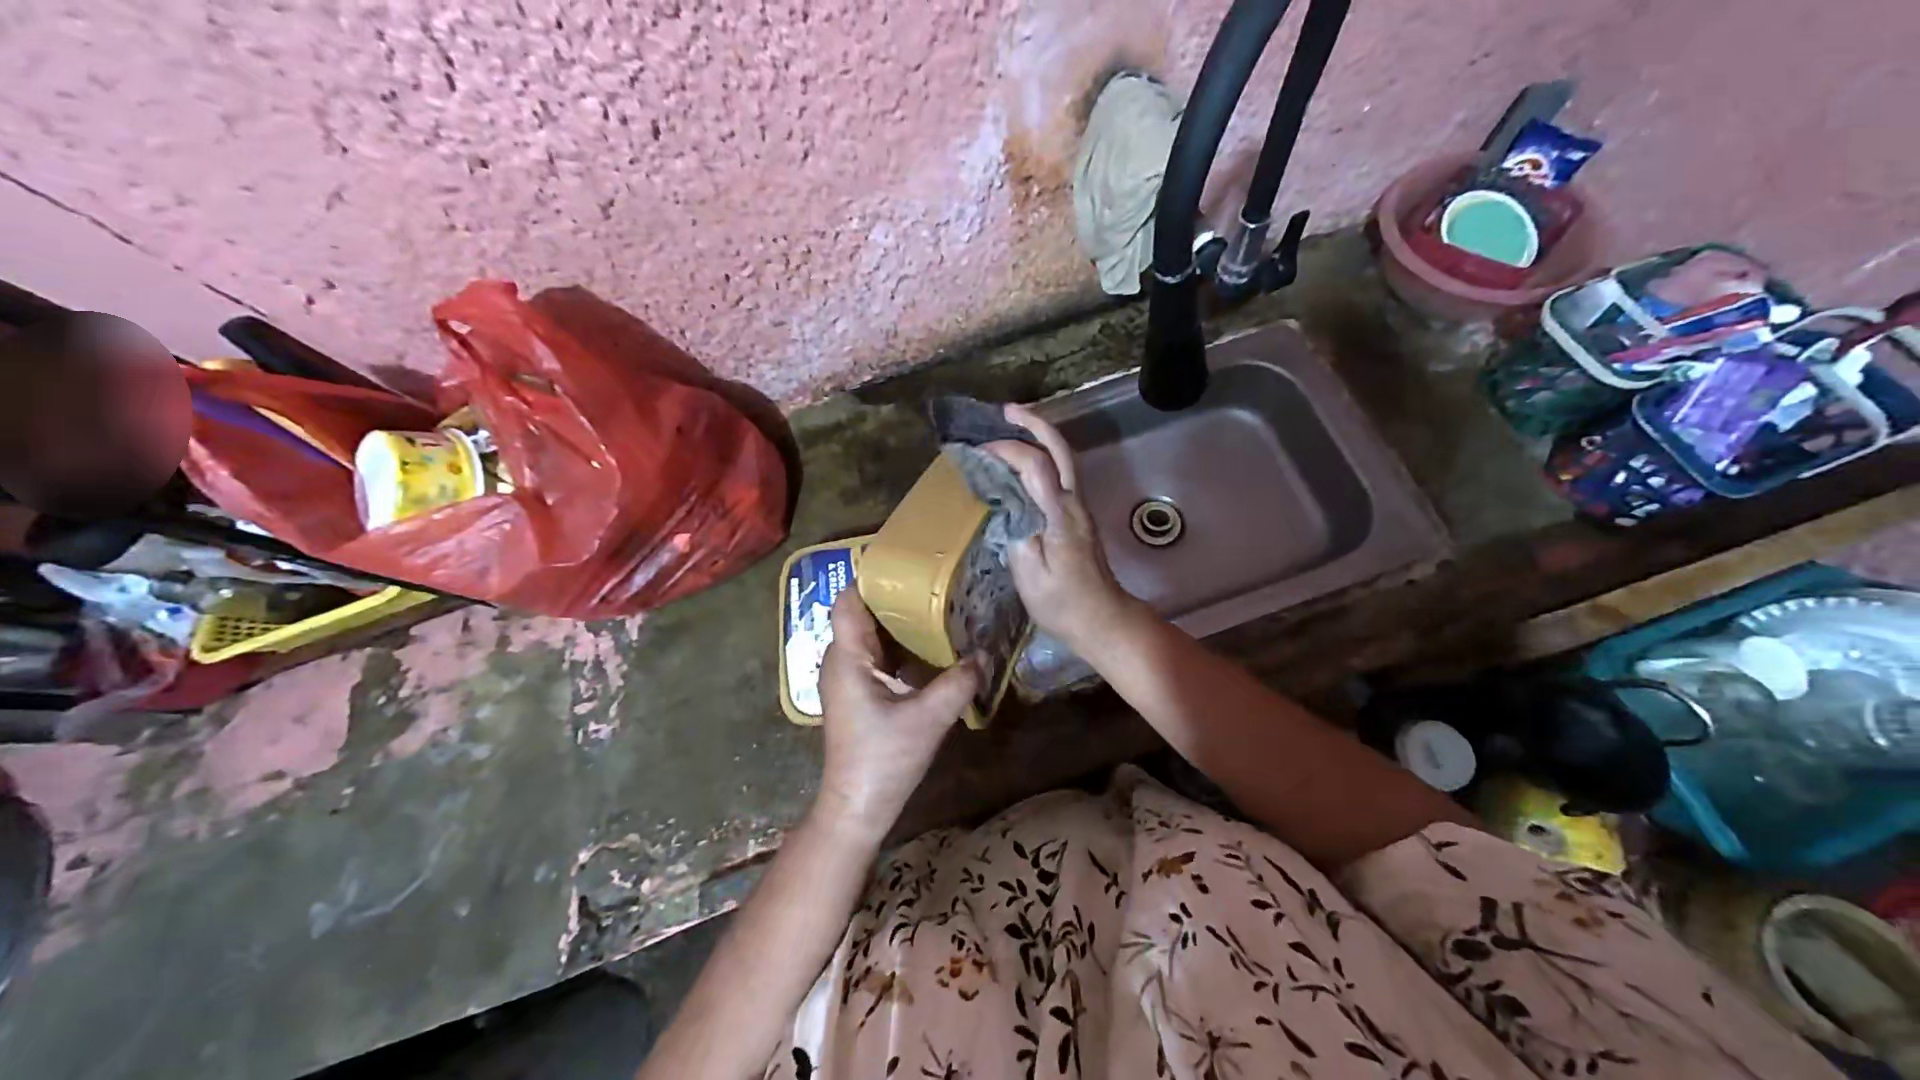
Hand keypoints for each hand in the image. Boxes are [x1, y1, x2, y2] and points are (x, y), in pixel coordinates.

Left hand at [815, 588, 978, 845]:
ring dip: (900, 622)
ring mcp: (848, 678)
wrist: (857, 806)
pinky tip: (931, 646)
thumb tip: (985, 654)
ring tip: (938, 605)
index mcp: (848, 657)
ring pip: (872, 635)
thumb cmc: (883, 760)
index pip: (849, 600)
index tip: (907, 561)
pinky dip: (901, 646)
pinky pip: (878, 656)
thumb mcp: (928, 718)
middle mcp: (841, 660)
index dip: (871, 576)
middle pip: (862, 613)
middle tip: (935, 580)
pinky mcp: (859, 693)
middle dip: (895, 595)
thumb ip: (958, 683)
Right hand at [987, 404, 1138, 652]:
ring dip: (1041, 436)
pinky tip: (1023, 462)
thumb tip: (1003, 505)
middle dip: (1035, 424)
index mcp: (1060, 515)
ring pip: (1064, 459)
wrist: (1103, 620)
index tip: (979, 449)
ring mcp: (1079, 509)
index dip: (1007, 450)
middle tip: (1006, 410)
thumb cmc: (1063, 604)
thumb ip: (1016, 534)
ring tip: (1013, 425)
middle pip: (1060, 450)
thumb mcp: (1031, 576)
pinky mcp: (1077, 518)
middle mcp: (1074, 503)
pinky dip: (1043, 456)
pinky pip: (1061, 475)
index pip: (1035, 466)